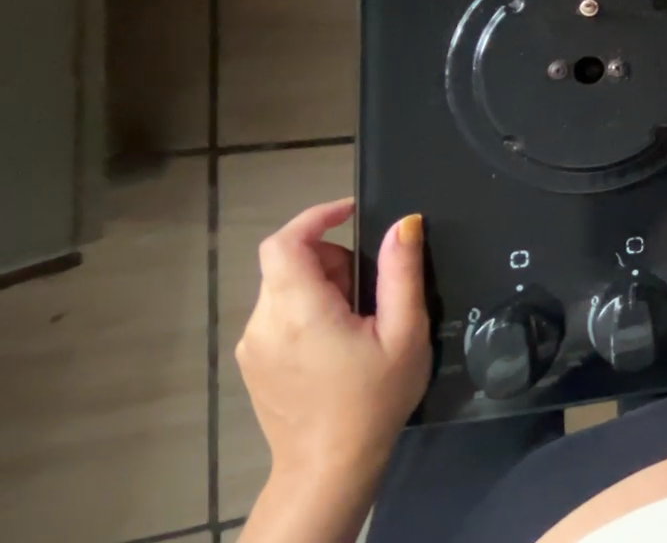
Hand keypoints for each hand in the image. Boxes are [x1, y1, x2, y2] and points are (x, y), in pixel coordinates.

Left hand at [236, 200, 429, 487]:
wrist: (330, 463)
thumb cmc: (376, 396)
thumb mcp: (405, 331)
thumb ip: (402, 273)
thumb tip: (405, 223)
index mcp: (300, 311)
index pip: (285, 242)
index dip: (316, 216)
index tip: (353, 211)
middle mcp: (263, 323)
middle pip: (289, 262)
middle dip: (334, 258)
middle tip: (376, 288)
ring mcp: (252, 345)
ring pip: (285, 287)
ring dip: (324, 284)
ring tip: (363, 319)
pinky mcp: (253, 361)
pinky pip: (279, 313)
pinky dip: (310, 307)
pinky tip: (341, 339)